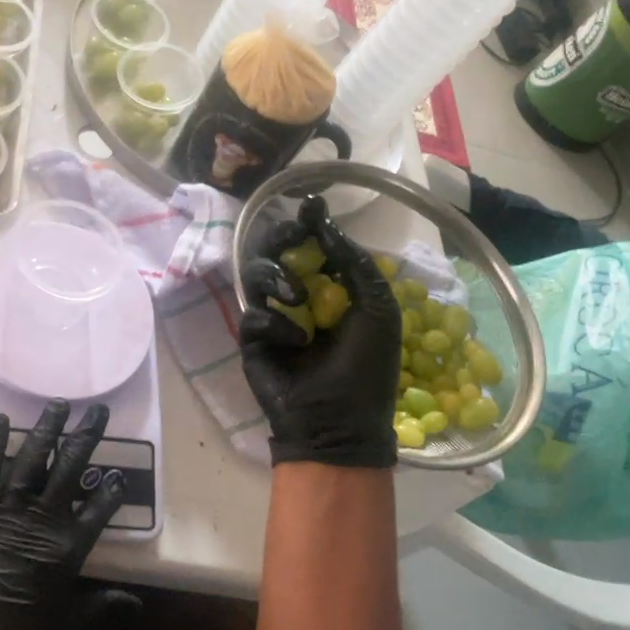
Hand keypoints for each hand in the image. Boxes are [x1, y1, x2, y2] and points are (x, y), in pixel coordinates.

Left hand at [0, 400, 135, 629]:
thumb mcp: (65, 627)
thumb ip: (101, 609)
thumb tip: (137, 605)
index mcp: (67, 550)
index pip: (98, 511)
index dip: (111, 491)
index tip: (120, 473)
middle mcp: (41, 521)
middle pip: (69, 471)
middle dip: (85, 438)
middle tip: (98, 410)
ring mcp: (7, 510)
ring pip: (32, 460)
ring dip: (46, 430)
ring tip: (59, 404)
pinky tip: (1, 419)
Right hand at [240, 195, 401, 467]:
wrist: (339, 423)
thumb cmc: (366, 369)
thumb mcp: (376, 309)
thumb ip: (355, 263)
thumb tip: (327, 223)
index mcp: (332, 290)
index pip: (313, 247)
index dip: (310, 225)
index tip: (310, 207)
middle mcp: (299, 299)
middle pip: (276, 252)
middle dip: (283, 238)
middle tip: (293, 236)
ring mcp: (273, 319)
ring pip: (256, 275)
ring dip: (278, 276)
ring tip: (299, 296)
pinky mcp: (253, 341)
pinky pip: (255, 316)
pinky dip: (278, 323)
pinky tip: (298, 342)